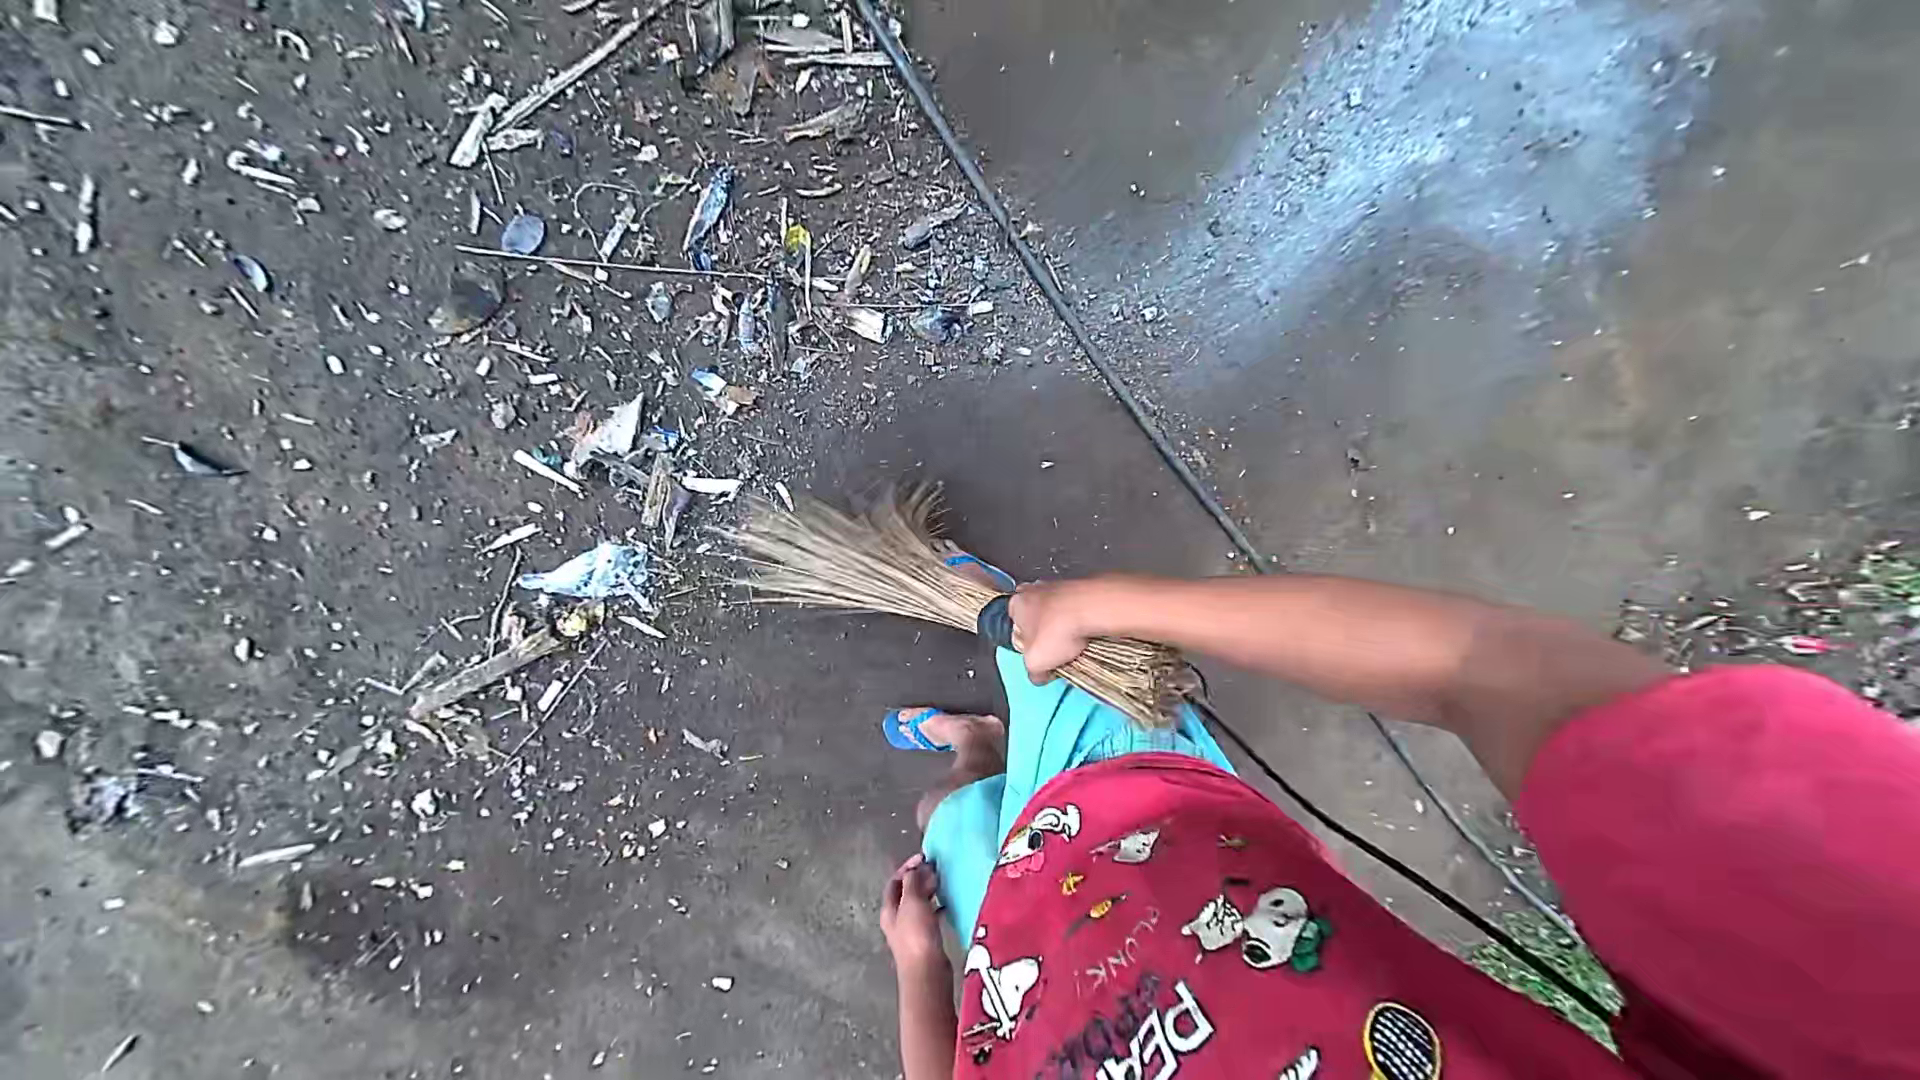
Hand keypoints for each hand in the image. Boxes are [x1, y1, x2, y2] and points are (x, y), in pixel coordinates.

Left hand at [880, 854, 945, 969]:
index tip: (924, 857)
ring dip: (928, 890)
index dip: (907, 867)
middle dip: (918, 877)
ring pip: (917, 903)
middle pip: (905, 892)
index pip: (895, 881)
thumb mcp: (912, 901)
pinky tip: (947, 904)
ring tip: (941, 882)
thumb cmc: (916, 934)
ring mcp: (910, 931)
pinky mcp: (924, 941)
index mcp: (889, 909)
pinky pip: (929, 916)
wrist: (927, 973)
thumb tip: (916, 868)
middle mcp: (896, 919)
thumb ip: (913, 882)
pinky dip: (936, 906)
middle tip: (935, 868)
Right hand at [1008, 581, 1098, 683]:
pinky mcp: (1081, 588)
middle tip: (1057, 653)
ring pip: (1059, 614)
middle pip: (1038, 620)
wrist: (1092, 610)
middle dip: (1046, 636)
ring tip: (1076, 646)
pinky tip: (1087, 635)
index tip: (1037, 656)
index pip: (1015, 627)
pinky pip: (1078, 609)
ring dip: (1066, 629)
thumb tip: (1038, 676)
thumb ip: (1032, 671)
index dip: (1027, 645)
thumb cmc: (1058, 629)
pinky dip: (1082, 621)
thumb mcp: (1035, 663)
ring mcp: (1059, 586)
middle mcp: (1035, 589)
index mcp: (1016, 603)